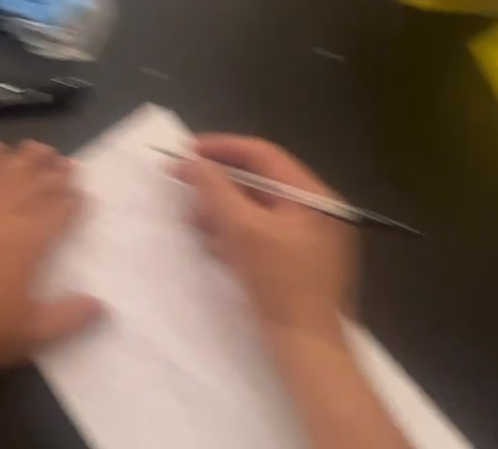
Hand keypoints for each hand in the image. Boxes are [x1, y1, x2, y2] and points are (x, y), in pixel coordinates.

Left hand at [0, 139, 103, 373]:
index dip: (73, 198)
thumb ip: (68, 318)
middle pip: (37, 179)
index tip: (80, 190)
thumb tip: (101, 304)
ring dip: (25, 154)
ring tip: (38, 148)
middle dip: (54, 169)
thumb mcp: (28, 336)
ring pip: (6, 164)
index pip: (61, 209)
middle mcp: (6, 209)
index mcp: (31, 240)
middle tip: (64, 161)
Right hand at [174, 135, 356, 345]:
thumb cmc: (279, 282)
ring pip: (254, 205)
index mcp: (314, 197)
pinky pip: (260, 229)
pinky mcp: (299, 258)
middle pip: (257, 179)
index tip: (184, 151)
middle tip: (181, 182)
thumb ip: (214, 187)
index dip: (220, 148)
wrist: (307, 349)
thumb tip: (191, 159)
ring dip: (220, 208)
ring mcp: (310, 236)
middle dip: (216, 182)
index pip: (262, 153)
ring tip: (194, 221)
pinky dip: (234, 230)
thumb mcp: (241, 228)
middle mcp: (317, 210)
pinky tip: (214, 245)